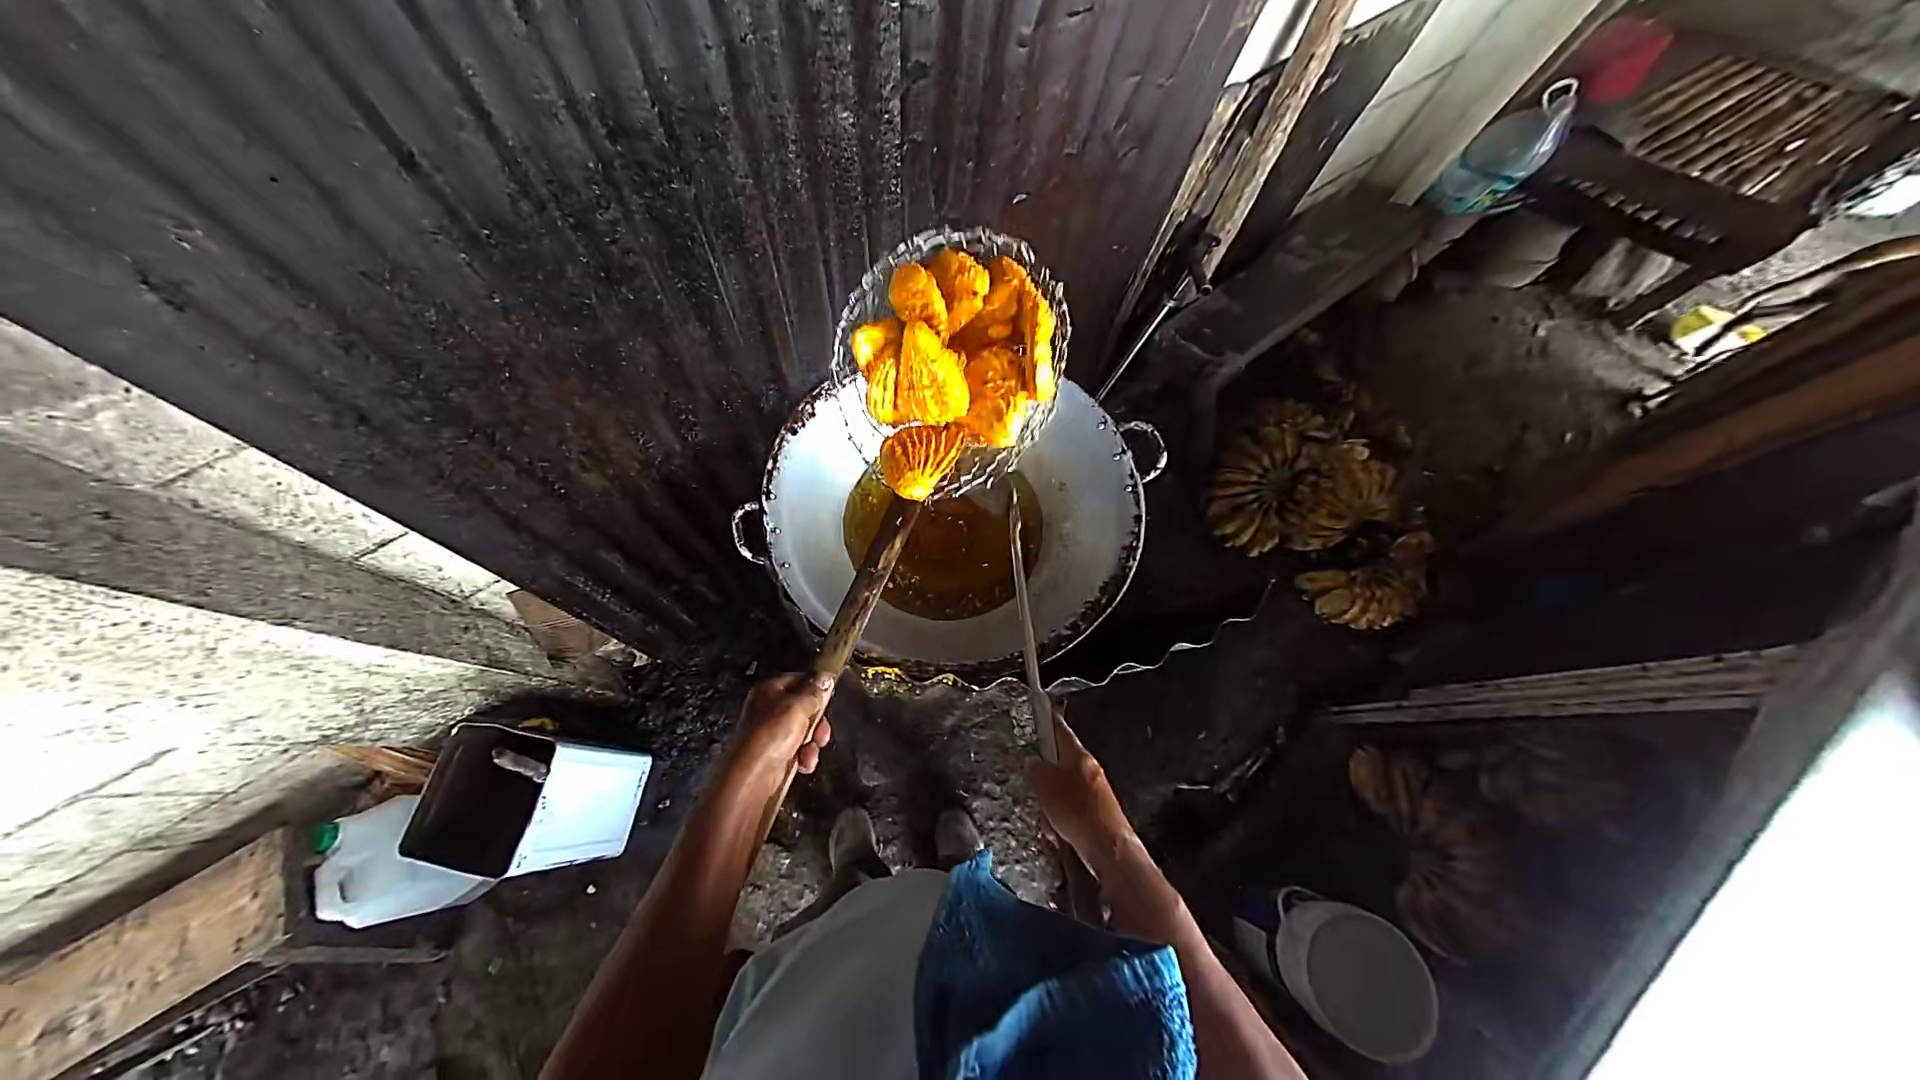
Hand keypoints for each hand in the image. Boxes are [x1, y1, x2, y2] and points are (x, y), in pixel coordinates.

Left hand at [726, 672, 835, 777]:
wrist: (750, 777)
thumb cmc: (769, 736)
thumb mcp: (797, 707)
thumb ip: (814, 692)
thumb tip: (825, 678)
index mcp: (769, 690)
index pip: (799, 680)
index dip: (816, 688)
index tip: (829, 697)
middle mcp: (769, 710)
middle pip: (805, 708)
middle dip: (817, 722)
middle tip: (821, 732)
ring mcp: (772, 733)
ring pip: (805, 731)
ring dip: (813, 743)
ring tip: (809, 752)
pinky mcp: (775, 755)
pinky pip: (799, 750)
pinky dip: (805, 757)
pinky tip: (804, 763)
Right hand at [1025, 706, 1137, 871]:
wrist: (1109, 850)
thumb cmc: (1079, 813)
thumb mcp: (1046, 786)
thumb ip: (1037, 770)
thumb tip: (1033, 761)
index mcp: (1078, 756)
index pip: (1060, 730)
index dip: (1048, 719)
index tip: (1042, 708)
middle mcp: (1088, 769)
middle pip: (1058, 763)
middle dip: (1044, 780)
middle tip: (1039, 794)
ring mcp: (1094, 791)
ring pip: (1062, 790)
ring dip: (1051, 805)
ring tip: (1051, 821)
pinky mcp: (1096, 812)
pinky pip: (1070, 809)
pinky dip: (1061, 820)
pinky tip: (1060, 832)